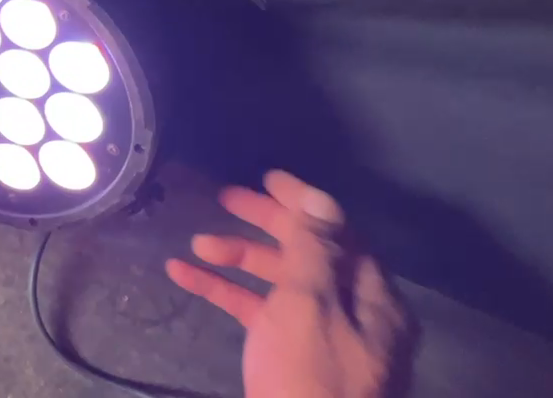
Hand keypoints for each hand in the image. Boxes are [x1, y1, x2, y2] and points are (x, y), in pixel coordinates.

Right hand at [166, 171, 413, 397]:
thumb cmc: (311, 375)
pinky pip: (254, 307)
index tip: (265, 177)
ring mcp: (320, 333)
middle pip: (308, 252)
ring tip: (197, 244)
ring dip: (237, 254)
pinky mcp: (289, 350)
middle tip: (224, 198)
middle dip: (265, 223)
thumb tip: (318, 199)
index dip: (304, 203)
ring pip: (278, 277)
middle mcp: (351, 312)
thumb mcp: (310, 305)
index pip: (341, 235)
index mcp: (370, 300)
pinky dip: (221, 287)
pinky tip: (182, 273)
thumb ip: (314, 250)